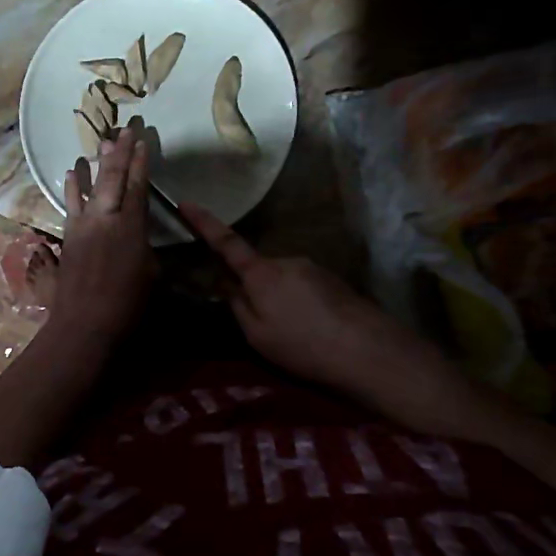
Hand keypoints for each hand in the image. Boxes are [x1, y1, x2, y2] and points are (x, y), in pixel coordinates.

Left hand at [45, 126, 155, 344]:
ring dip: (96, 164)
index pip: (138, 187)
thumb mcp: (151, 274)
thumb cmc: (127, 304)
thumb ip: (146, 247)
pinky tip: (70, 173)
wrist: (84, 324)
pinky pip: (70, 205)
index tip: (142, 141)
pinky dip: (71, 188)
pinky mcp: (68, 237)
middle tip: (123, 131)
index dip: (141, 163)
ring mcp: (82, 226)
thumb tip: (142, 236)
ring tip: (101, 143)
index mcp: (130, 228)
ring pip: (90, 187)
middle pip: (112, 178)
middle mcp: (104, 219)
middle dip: (119, 153)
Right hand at [180, 201, 512, 439]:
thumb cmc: (302, 345)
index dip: (203, 223)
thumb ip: (237, 306)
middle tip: (261, 325)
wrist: (370, 352)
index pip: (225, 243)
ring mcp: (315, 268)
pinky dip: (301, 306)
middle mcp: (287, 261)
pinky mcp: (335, 281)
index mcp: (261, 273)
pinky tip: (314, 333)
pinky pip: (305, 289)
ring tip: (294, 337)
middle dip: (253, 289)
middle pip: (258, 269)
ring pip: (283, 281)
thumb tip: (227, 285)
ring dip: (280, 301)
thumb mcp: (256, 335)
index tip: (185, 202)